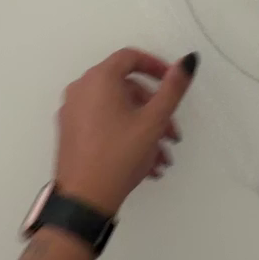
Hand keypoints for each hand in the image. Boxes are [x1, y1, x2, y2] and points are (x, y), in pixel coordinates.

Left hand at [53, 48, 195, 215]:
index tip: (172, 81)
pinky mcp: (70, 132)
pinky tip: (145, 164)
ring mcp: (73, 112)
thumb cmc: (118, 156)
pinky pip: (104, 123)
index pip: (130, 58)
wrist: (83, 201)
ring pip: (117, 110)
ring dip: (144, 129)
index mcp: (98, 79)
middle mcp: (81, 89)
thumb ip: (173, 88)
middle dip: (155, 110)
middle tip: (172, 135)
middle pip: (126, 88)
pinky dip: (125, 135)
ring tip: (162, 158)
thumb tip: (188, 60)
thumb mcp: (153, 121)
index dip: (156, 66)